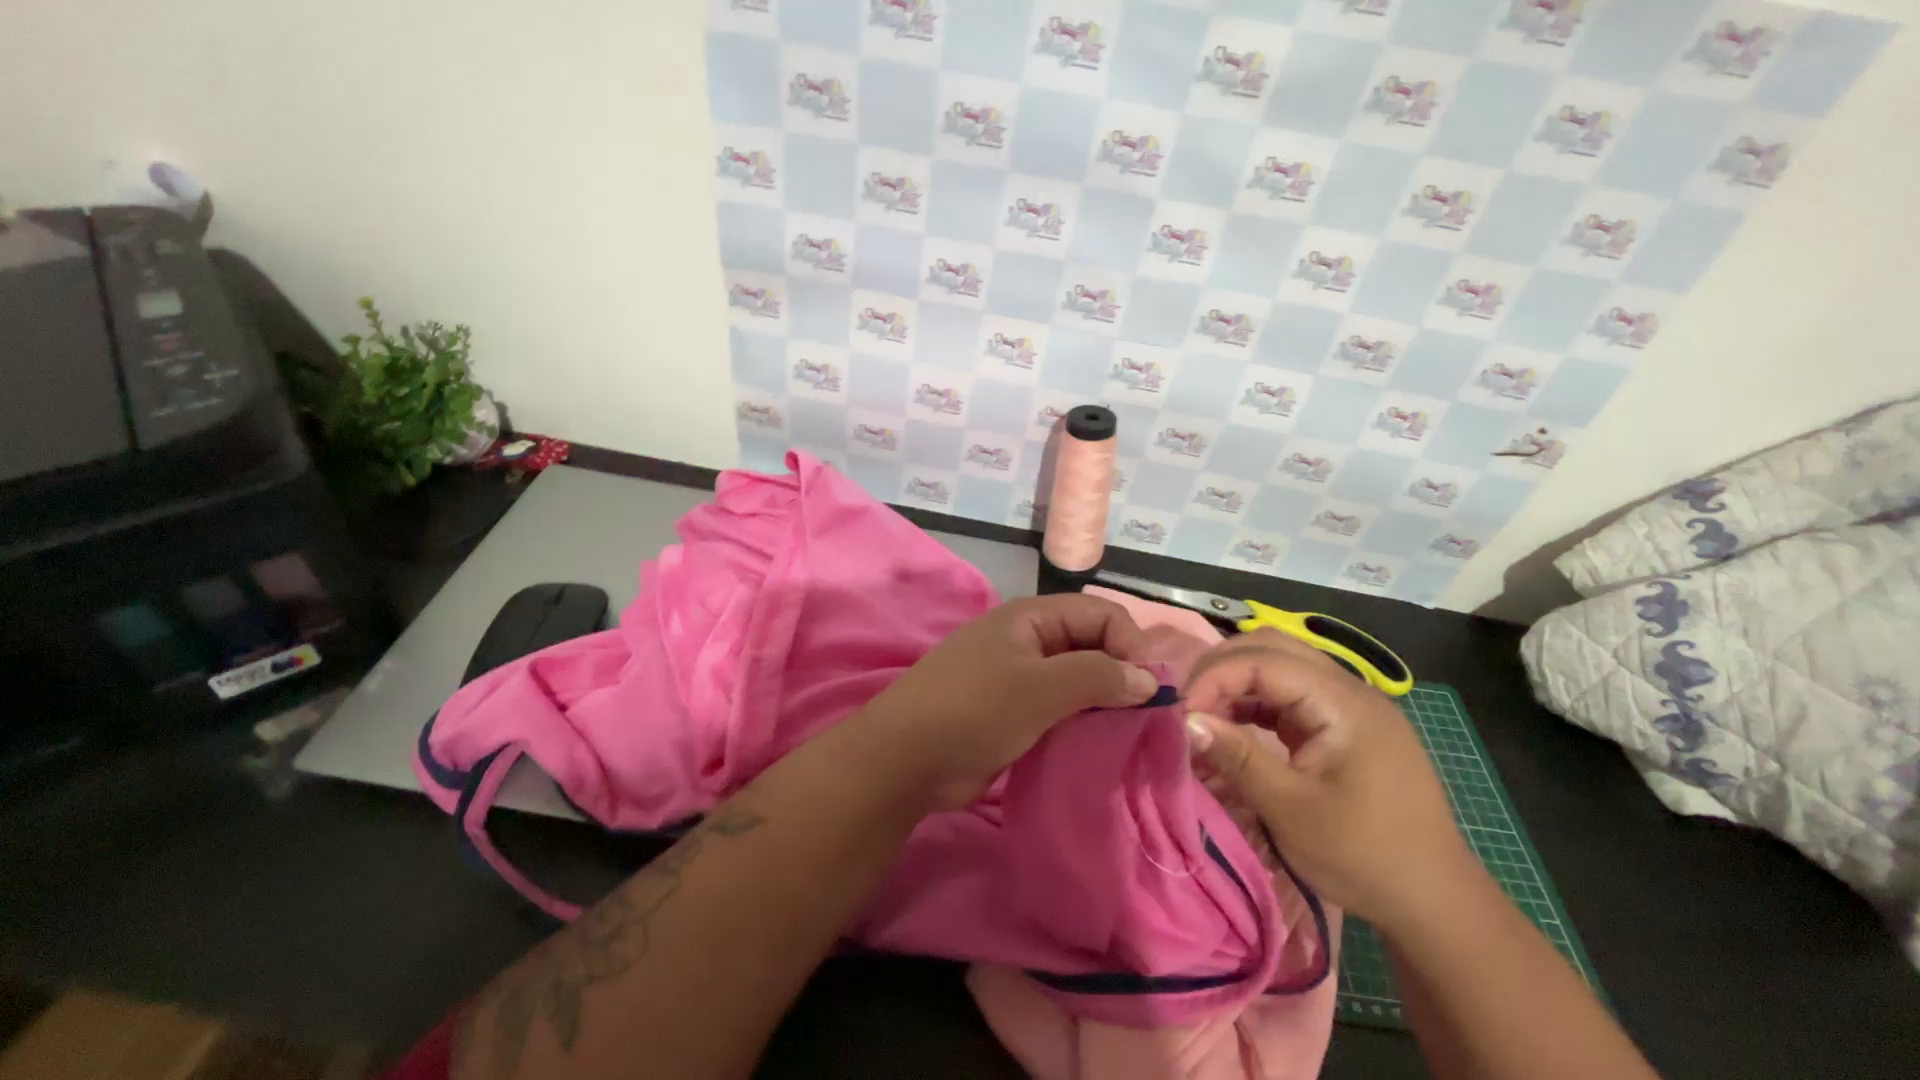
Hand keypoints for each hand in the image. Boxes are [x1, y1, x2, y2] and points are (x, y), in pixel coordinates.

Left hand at [849, 595, 1159, 810]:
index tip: (1150, 691)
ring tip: (1128, 734)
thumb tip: (1149, 679)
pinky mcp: (1011, 714)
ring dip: (1104, 702)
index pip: (1101, 614)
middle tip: (1146, 717)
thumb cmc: (973, 711)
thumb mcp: (1040, 687)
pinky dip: (1081, 722)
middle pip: (1092, 645)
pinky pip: (1059, 709)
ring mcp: (1017, 678)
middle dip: (1122, 674)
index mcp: (1031, 617)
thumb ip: (1099, 676)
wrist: (904, 760)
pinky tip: (1098, 745)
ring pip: (1077, 681)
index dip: (1131, 645)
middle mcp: (1027, 640)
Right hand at [1181, 630, 1482, 933]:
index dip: (1215, 678)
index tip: (1181, 716)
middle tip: (1188, 707)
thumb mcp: (1290, 809)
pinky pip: (1294, 698)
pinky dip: (1258, 705)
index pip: (1264, 660)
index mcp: (1343, 703)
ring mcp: (1352, 709)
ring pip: (1283, 669)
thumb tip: (1186, 720)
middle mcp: (1351, 691)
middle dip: (1223, 669)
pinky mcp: (1346, 730)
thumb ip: (1237, 757)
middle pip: (1275, 649)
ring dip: (1239, 685)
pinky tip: (1235, 730)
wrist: (1433, 900)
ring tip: (1204, 719)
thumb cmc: (1363, 855)